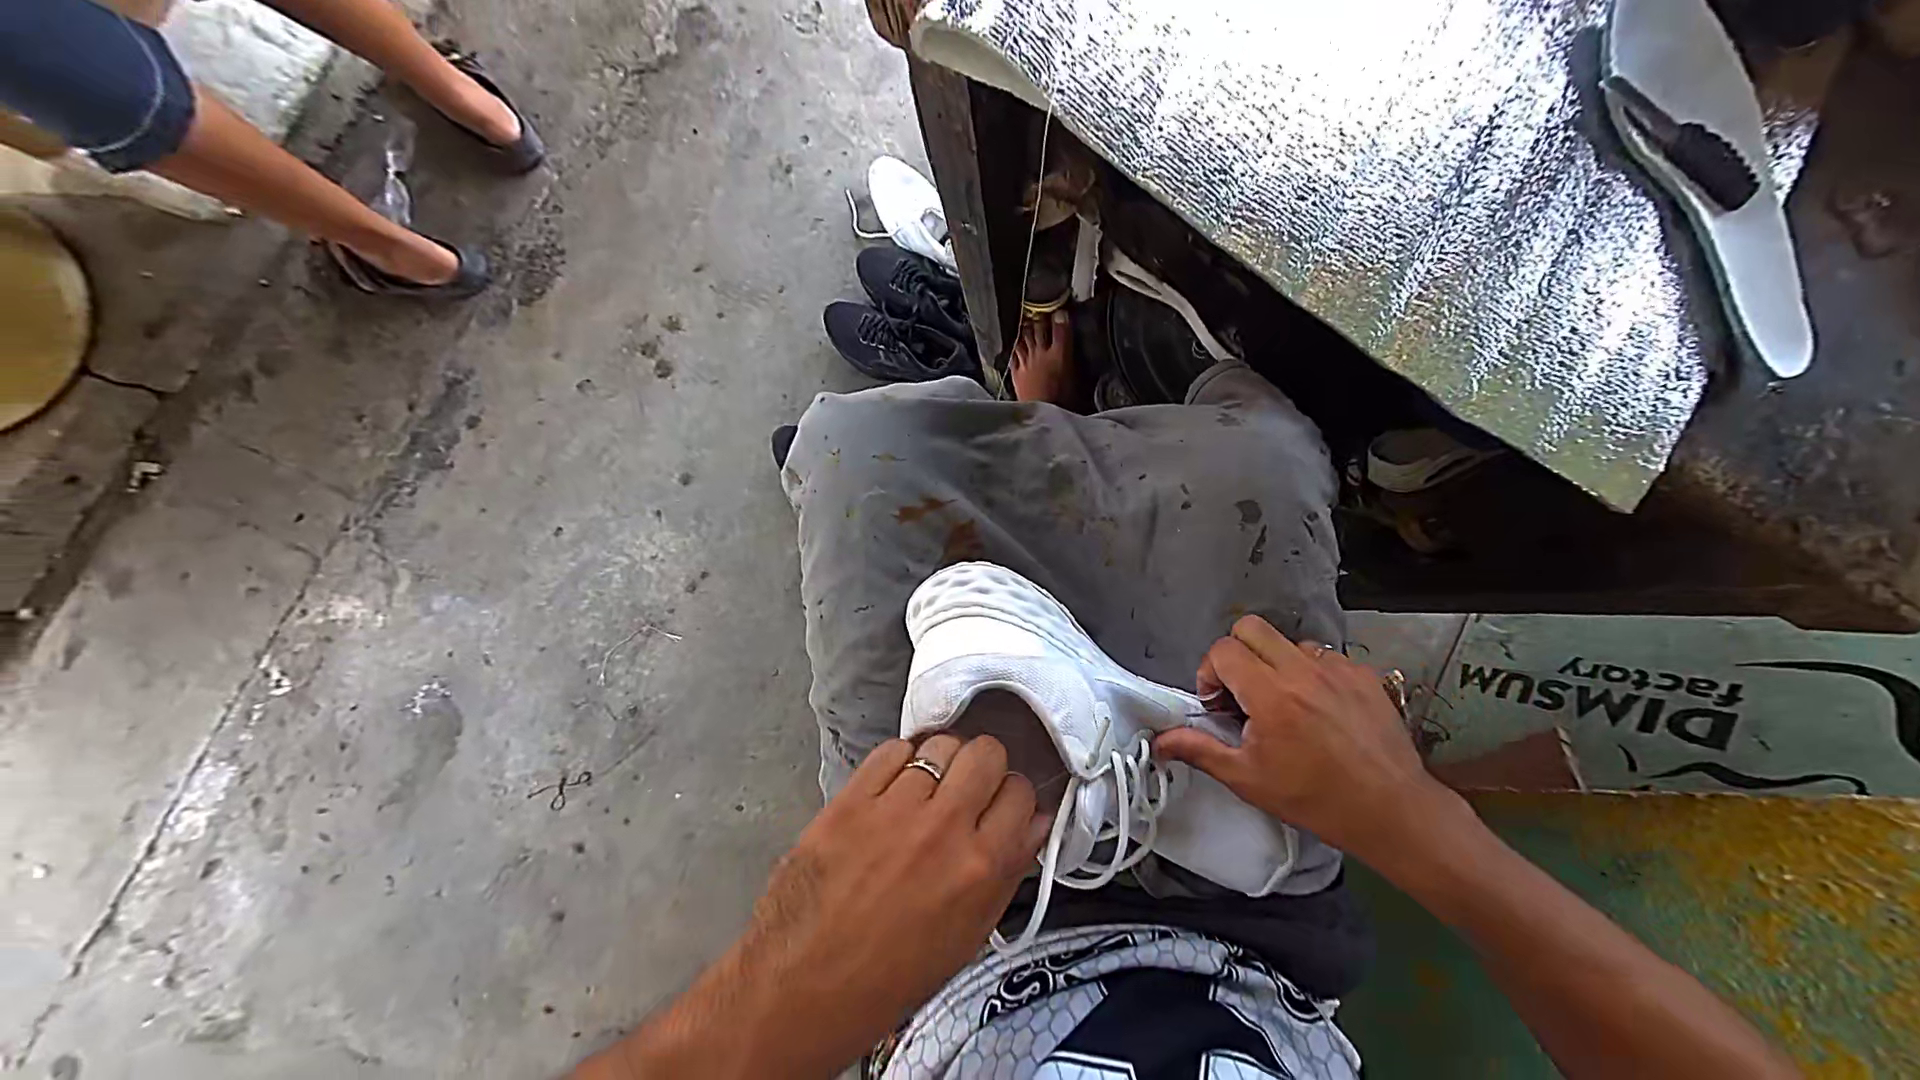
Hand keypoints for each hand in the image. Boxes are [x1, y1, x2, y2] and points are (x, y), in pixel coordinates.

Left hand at [742, 736, 1050, 1073]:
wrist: (805, 985)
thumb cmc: (889, 971)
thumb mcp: (968, 935)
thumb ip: (1009, 871)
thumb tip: (1035, 822)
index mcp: (979, 868)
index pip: (1021, 793)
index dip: (1014, 796)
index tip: (1002, 801)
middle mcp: (942, 830)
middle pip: (987, 753)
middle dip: (984, 765)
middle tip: (969, 784)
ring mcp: (894, 810)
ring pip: (941, 744)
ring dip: (941, 760)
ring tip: (928, 785)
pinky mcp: (852, 799)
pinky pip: (892, 749)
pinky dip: (899, 760)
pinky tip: (894, 784)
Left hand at [1010, 309, 1073, 404]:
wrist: (1041, 411)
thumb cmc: (1063, 400)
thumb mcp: (1074, 379)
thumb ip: (1071, 361)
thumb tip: (1070, 351)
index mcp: (1060, 354)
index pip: (1061, 329)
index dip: (1060, 318)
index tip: (1061, 313)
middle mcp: (1041, 353)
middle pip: (1039, 330)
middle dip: (1040, 319)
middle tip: (1041, 313)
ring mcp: (1027, 361)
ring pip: (1025, 338)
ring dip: (1026, 329)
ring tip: (1027, 324)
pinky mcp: (1016, 371)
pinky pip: (1014, 353)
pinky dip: (1015, 346)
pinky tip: (1015, 344)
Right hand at [1154, 615, 1460, 862]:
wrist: (1393, 812)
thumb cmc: (1319, 799)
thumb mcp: (1248, 778)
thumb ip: (1200, 749)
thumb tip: (1163, 741)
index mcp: (1272, 696)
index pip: (1223, 650)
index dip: (1210, 673)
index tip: (1219, 702)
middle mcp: (1304, 673)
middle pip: (1250, 628)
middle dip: (1236, 654)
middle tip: (1241, 691)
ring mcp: (1338, 670)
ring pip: (1287, 641)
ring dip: (1273, 663)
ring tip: (1280, 702)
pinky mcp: (1363, 676)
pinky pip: (1323, 656)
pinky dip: (1309, 673)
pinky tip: (1314, 707)